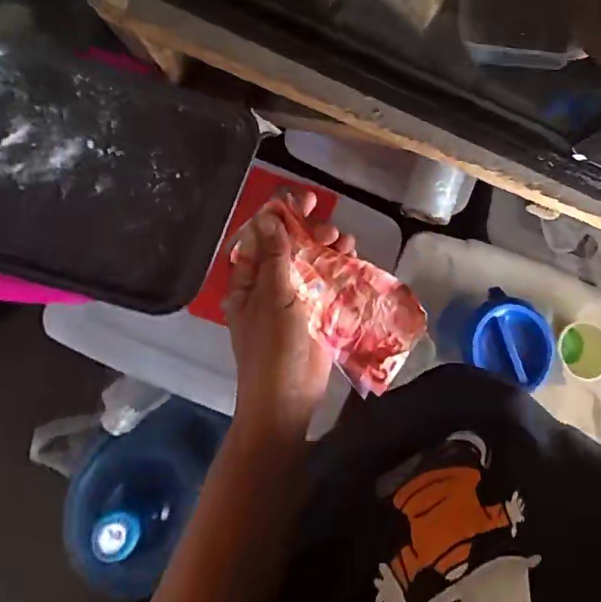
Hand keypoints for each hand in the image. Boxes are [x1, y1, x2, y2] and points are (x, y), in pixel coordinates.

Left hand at [222, 191, 351, 441]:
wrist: (286, 401)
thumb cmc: (272, 349)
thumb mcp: (273, 298)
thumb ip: (275, 257)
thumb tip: (269, 216)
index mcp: (249, 281)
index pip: (261, 236)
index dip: (280, 214)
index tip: (303, 199)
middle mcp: (269, 286)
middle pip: (289, 246)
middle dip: (309, 231)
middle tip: (328, 229)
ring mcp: (293, 300)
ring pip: (310, 261)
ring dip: (326, 247)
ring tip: (345, 243)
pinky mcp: (315, 313)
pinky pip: (326, 282)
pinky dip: (338, 267)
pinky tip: (351, 258)